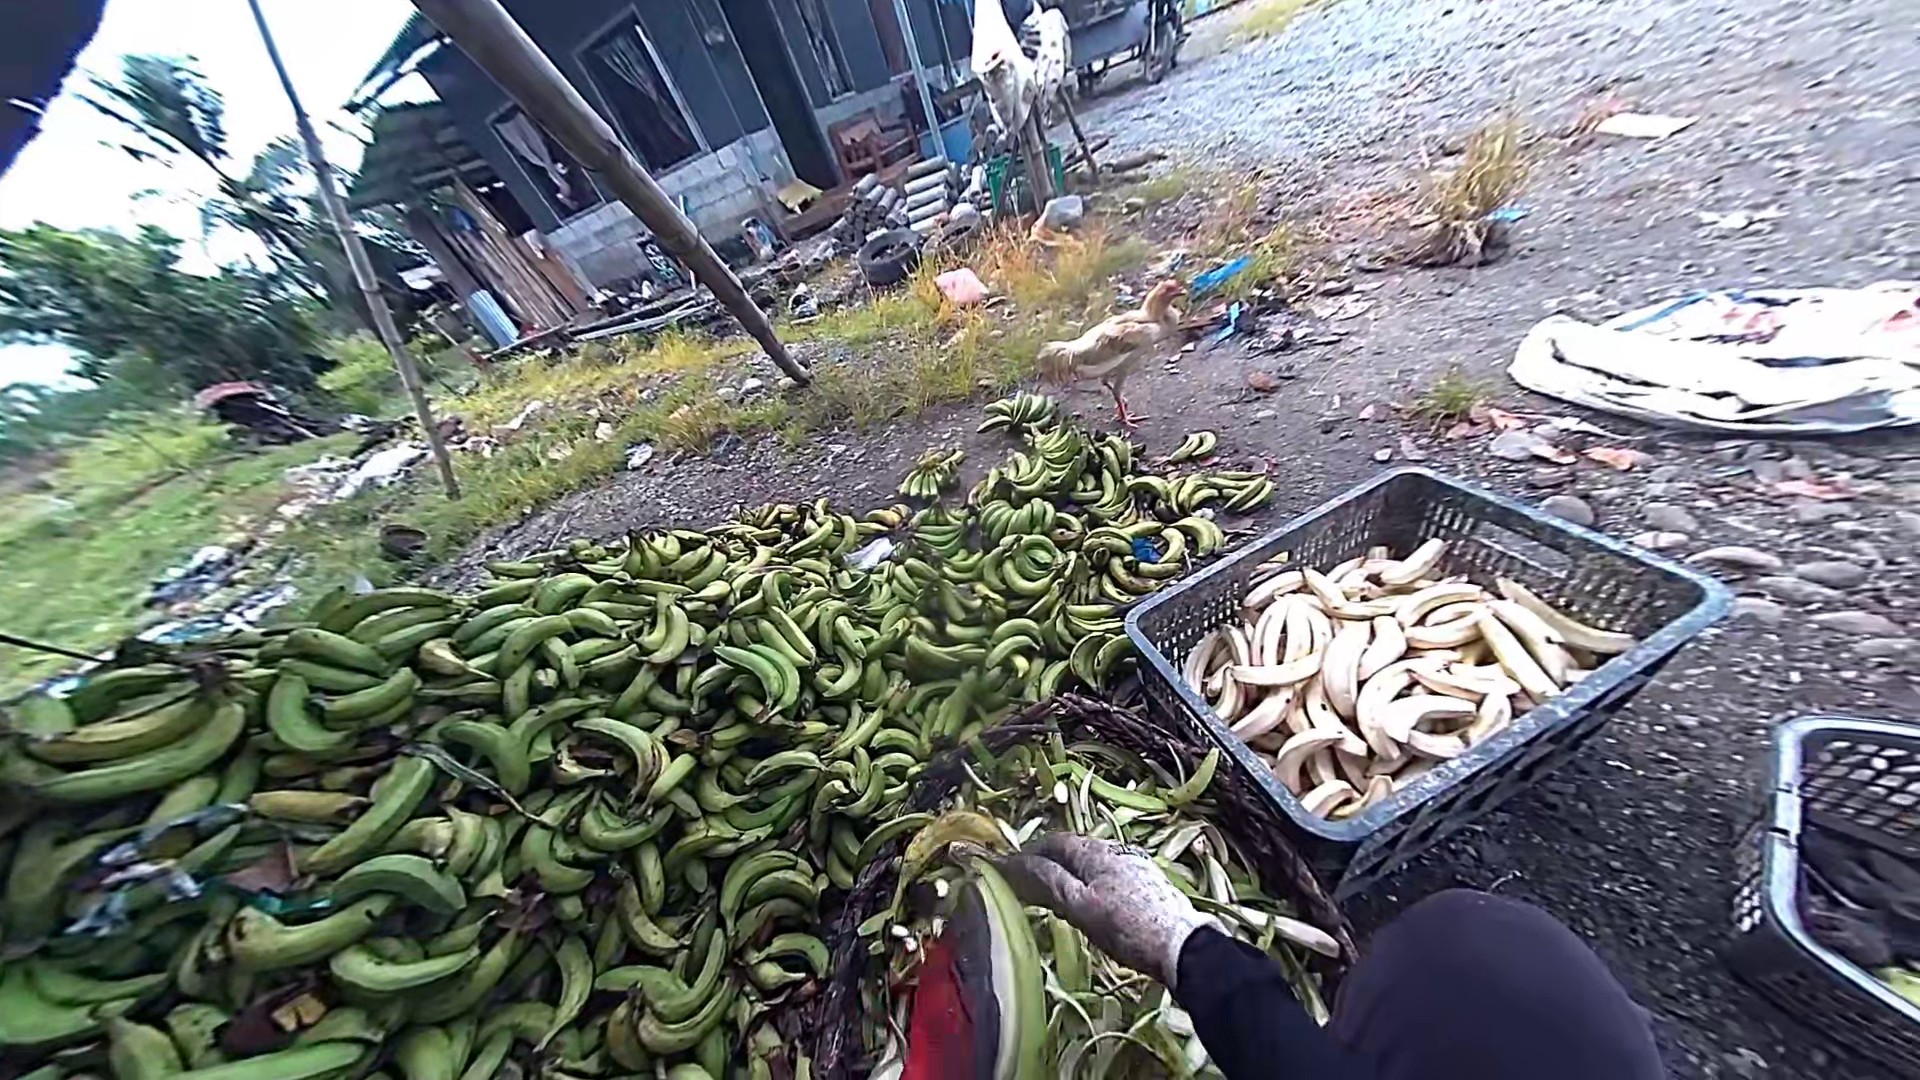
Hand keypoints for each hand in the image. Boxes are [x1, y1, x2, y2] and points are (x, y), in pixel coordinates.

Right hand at [998, 832, 1219, 987]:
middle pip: (1071, 850)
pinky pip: (1107, 874)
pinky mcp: (1146, 881)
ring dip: (1069, 873)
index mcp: (1092, 850)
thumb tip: (1018, 863)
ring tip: (1057, 896)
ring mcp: (1131, 862)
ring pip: (1090, 863)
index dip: (1030, 853)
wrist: (1184, 947)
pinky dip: (1089, 882)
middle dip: (1048, 862)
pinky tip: (1091, 903)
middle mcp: (1111, 847)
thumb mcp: (1080, 907)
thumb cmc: (1127, 926)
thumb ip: (1049, 882)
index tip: (1011, 868)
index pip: (1052, 842)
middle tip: (1029, 884)